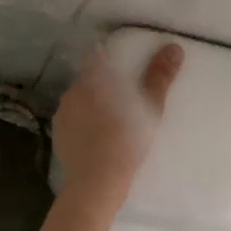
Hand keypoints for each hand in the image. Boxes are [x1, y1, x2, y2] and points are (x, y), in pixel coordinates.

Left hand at [49, 43, 183, 211]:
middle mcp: (71, 93)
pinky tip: (95, 140)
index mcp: (91, 80)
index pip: (97, 58)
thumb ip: (159, 77)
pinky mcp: (57, 139)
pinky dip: (82, 127)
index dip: (110, 62)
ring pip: (78, 104)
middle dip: (102, 87)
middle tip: (122, 100)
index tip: (124, 72)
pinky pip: (72, 125)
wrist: (96, 182)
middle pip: (87, 82)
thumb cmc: (125, 140)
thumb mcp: (149, 108)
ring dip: (90, 107)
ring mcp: (60, 117)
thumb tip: (174, 48)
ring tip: (109, 122)